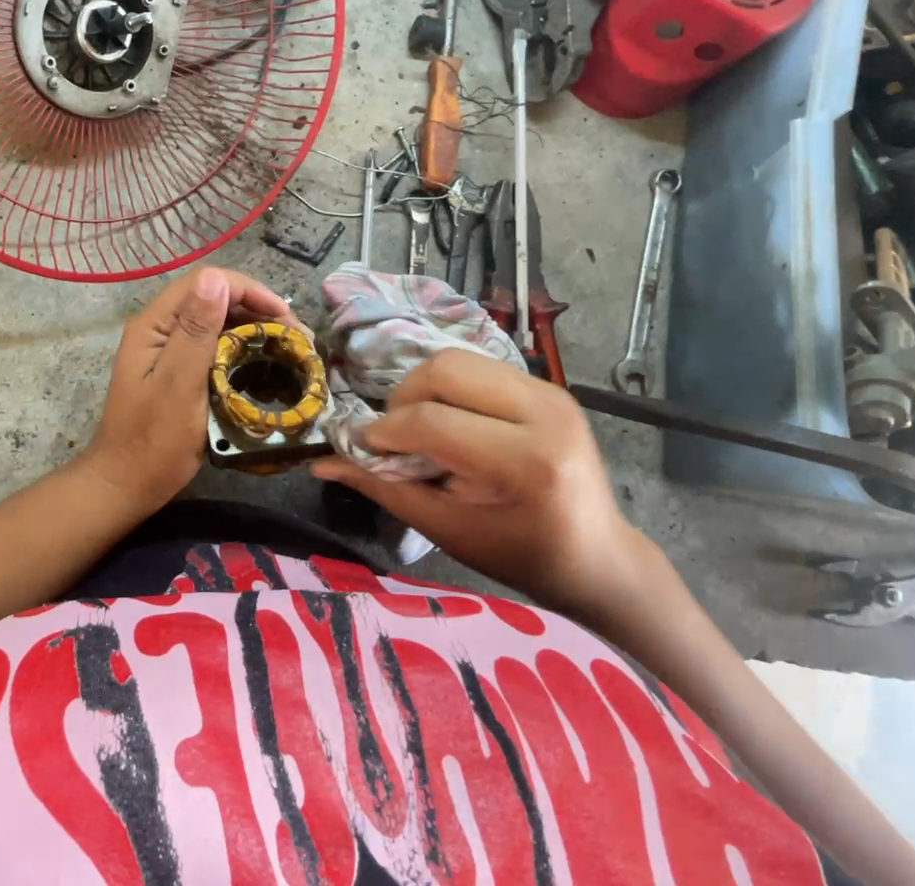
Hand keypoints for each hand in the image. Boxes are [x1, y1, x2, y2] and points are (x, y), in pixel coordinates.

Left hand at [76, 268, 295, 517]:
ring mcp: (167, 351)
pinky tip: (265, 363)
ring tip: (289, 348)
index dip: (248, 291)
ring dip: (254, 329)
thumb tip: (216, 280)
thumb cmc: (153, 441)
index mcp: (153, 326)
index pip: (204, 283)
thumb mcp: (178, 386)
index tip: (284, 317)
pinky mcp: (178, 372)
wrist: (125, 485)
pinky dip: (242, 349)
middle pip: (213, 299)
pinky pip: (214, 348)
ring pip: (217, 323)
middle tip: (296, 337)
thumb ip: (196, 333)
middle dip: (257, 310)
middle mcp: (159, 330)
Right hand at [310, 350, 656, 615]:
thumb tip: (320, 463)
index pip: (430, 421)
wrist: (595, 555)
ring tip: (420, 428)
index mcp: (524, 461)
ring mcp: (550, 392)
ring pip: (458, 359)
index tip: (364, 451)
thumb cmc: (517, 553)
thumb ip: (382, 487)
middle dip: (402, 398)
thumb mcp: (445, 528)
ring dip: (424, 389)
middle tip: (395, 435)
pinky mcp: (548, 386)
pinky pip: (478, 368)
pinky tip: (449, 423)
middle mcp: (543, 413)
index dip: (384, 433)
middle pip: (444, 368)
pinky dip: (448, 389)